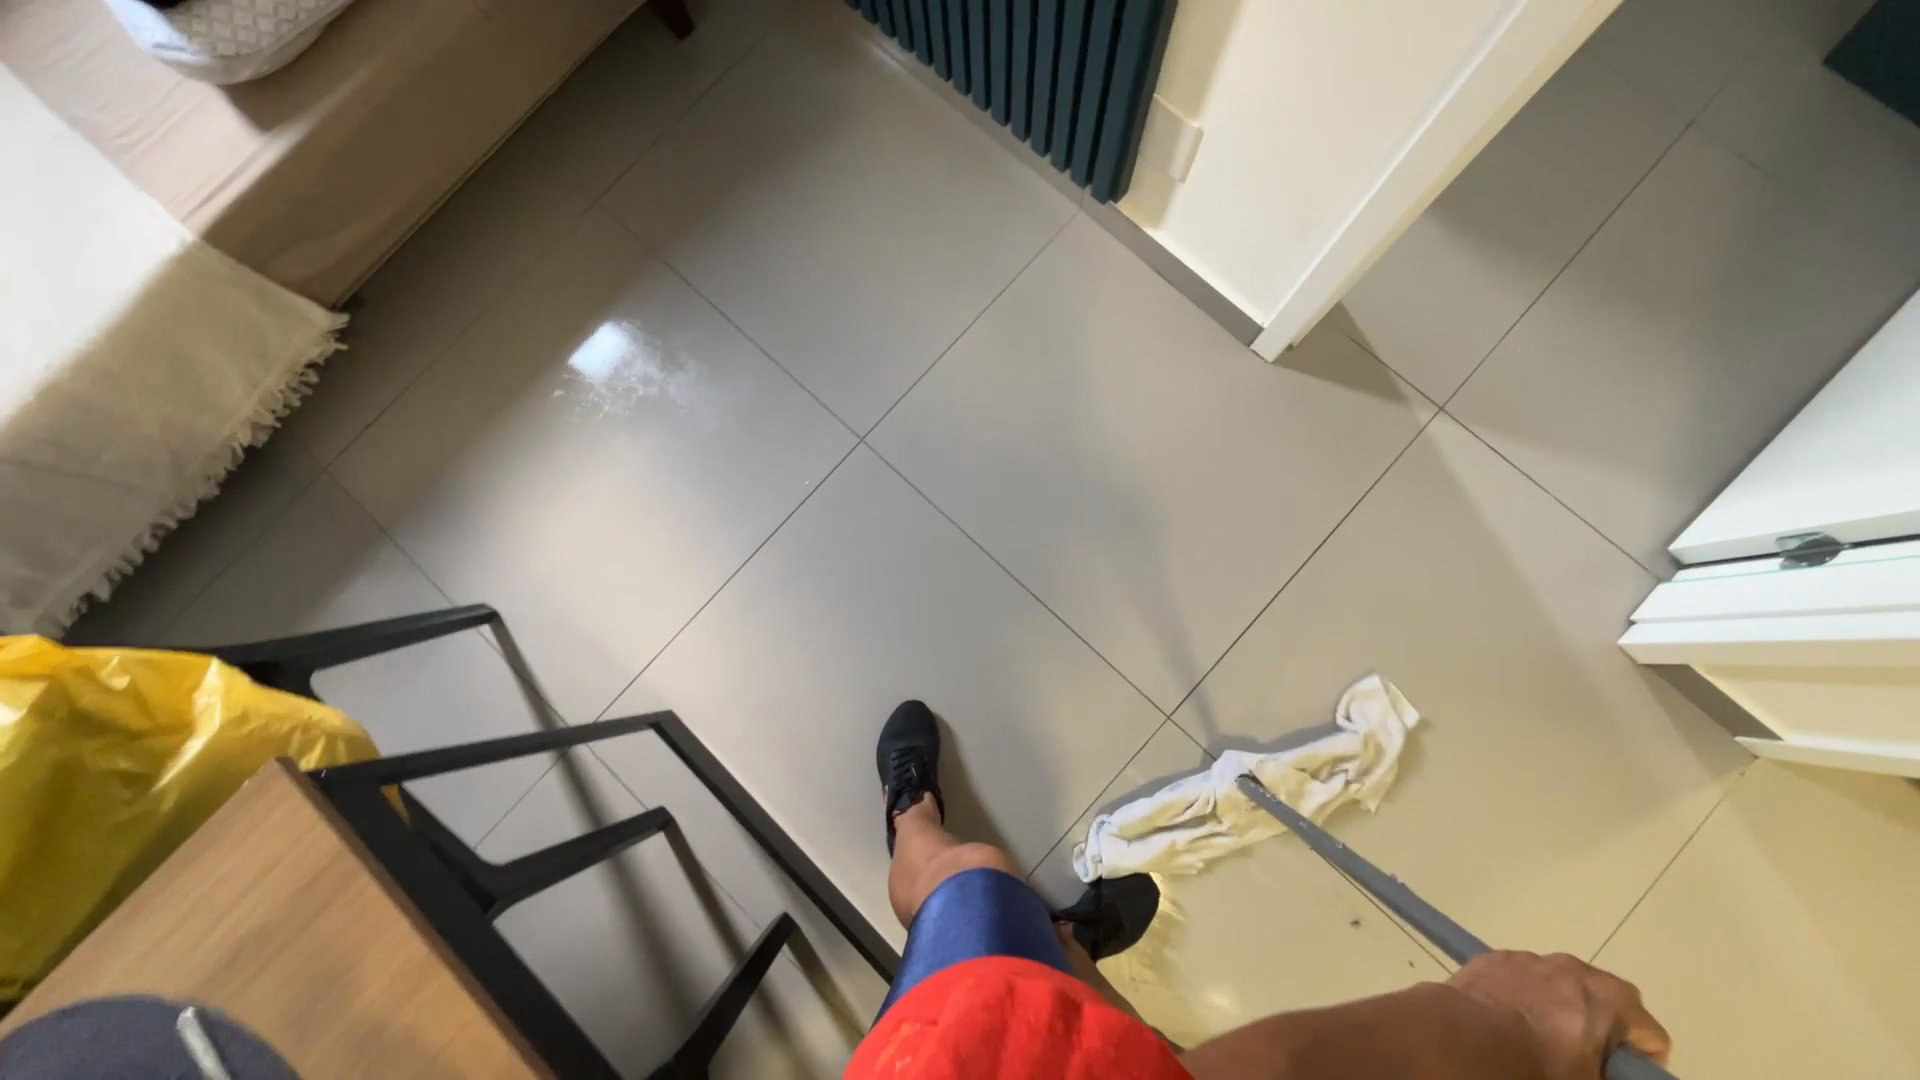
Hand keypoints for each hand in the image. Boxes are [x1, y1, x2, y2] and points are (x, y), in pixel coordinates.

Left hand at [1447, 951, 1670, 1079]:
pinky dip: (1526, 993)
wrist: (1466, 1036)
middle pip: (1608, 999)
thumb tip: (1602, 1069)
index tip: (1623, 1074)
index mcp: (1609, 998)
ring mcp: (1529, 958)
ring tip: (1543, 1034)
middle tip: (1589, 1055)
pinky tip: (1510, 1016)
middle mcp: (1572, 968)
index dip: (1645, 1061)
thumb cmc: (1538, 1066)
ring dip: (1563, 1005)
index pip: (1652, 1033)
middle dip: (1605, 1026)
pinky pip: (1524, 976)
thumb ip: (1610, 1075)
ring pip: (1562, 983)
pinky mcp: (1494, 957)